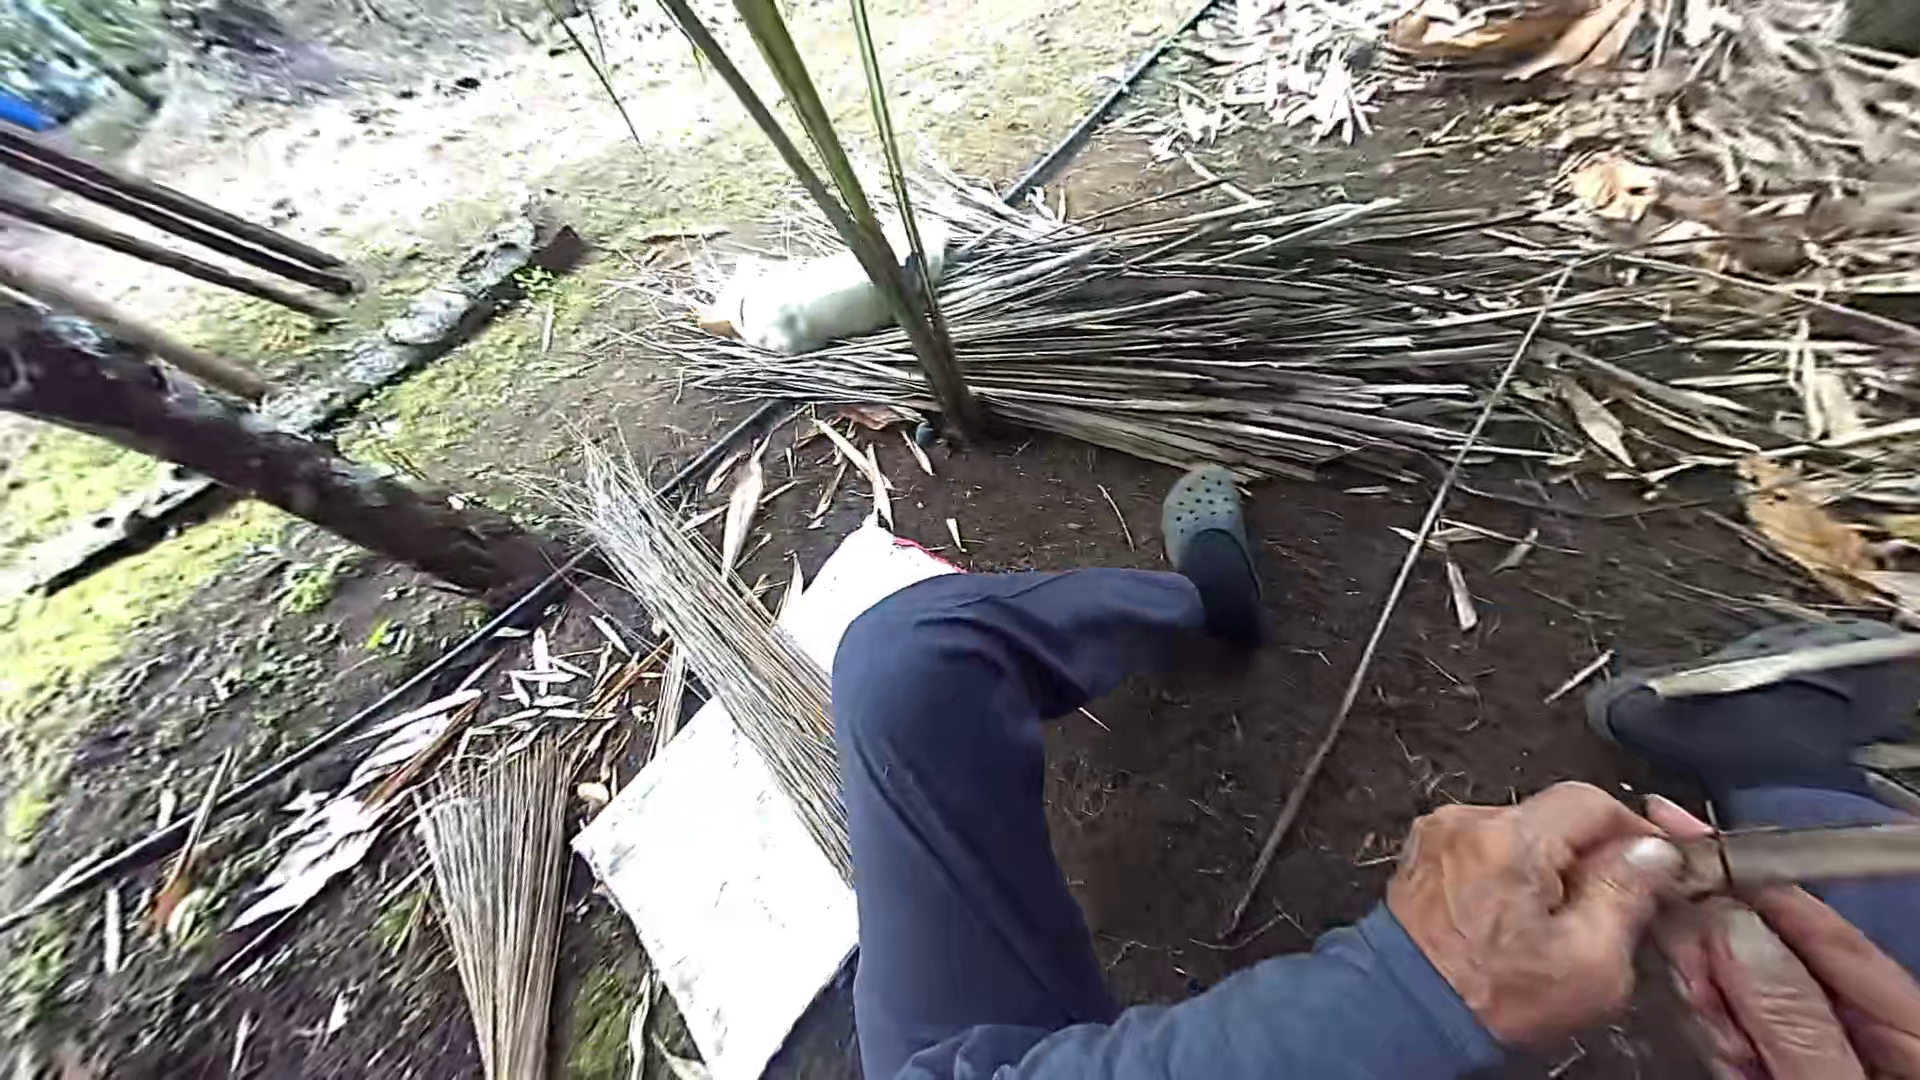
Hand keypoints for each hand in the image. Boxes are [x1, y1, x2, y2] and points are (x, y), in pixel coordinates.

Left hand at [1388, 781, 1685, 1045]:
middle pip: (1550, 814)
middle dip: (1591, 853)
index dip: (1636, 831)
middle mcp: (1464, 821)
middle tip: (1611, 906)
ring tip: (1556, 917)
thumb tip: (1653, 853)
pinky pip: (1483, 839)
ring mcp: (1439, 829)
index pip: (1587, 800)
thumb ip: (1625, 894)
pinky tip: (1515, 908)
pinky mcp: (1427, 843)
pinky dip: (1510, 863)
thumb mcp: (1591, 959)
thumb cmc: (1496, 989)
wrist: (1413, 994)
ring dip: (1549, 861)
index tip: (1661, 865)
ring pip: (1518, 827)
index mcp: (1505, 839)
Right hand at [1648, 797, 1919, 1078]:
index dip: (1739, 865)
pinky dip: (1711, 1016)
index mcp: (1909, 1028)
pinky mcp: (1778, 1044)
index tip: (1668, 822)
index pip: (1810, 920)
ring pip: (1731, 968)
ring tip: (1728, 1042)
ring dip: (1709, 991)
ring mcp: (1818, 1031)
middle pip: (1760, 937)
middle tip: (1707, 999)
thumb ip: (1793, 1016)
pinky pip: (1727, 1005)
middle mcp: (1868, 1019)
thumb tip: (1731, 920)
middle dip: (1713, 951)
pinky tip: (1725, 1046)